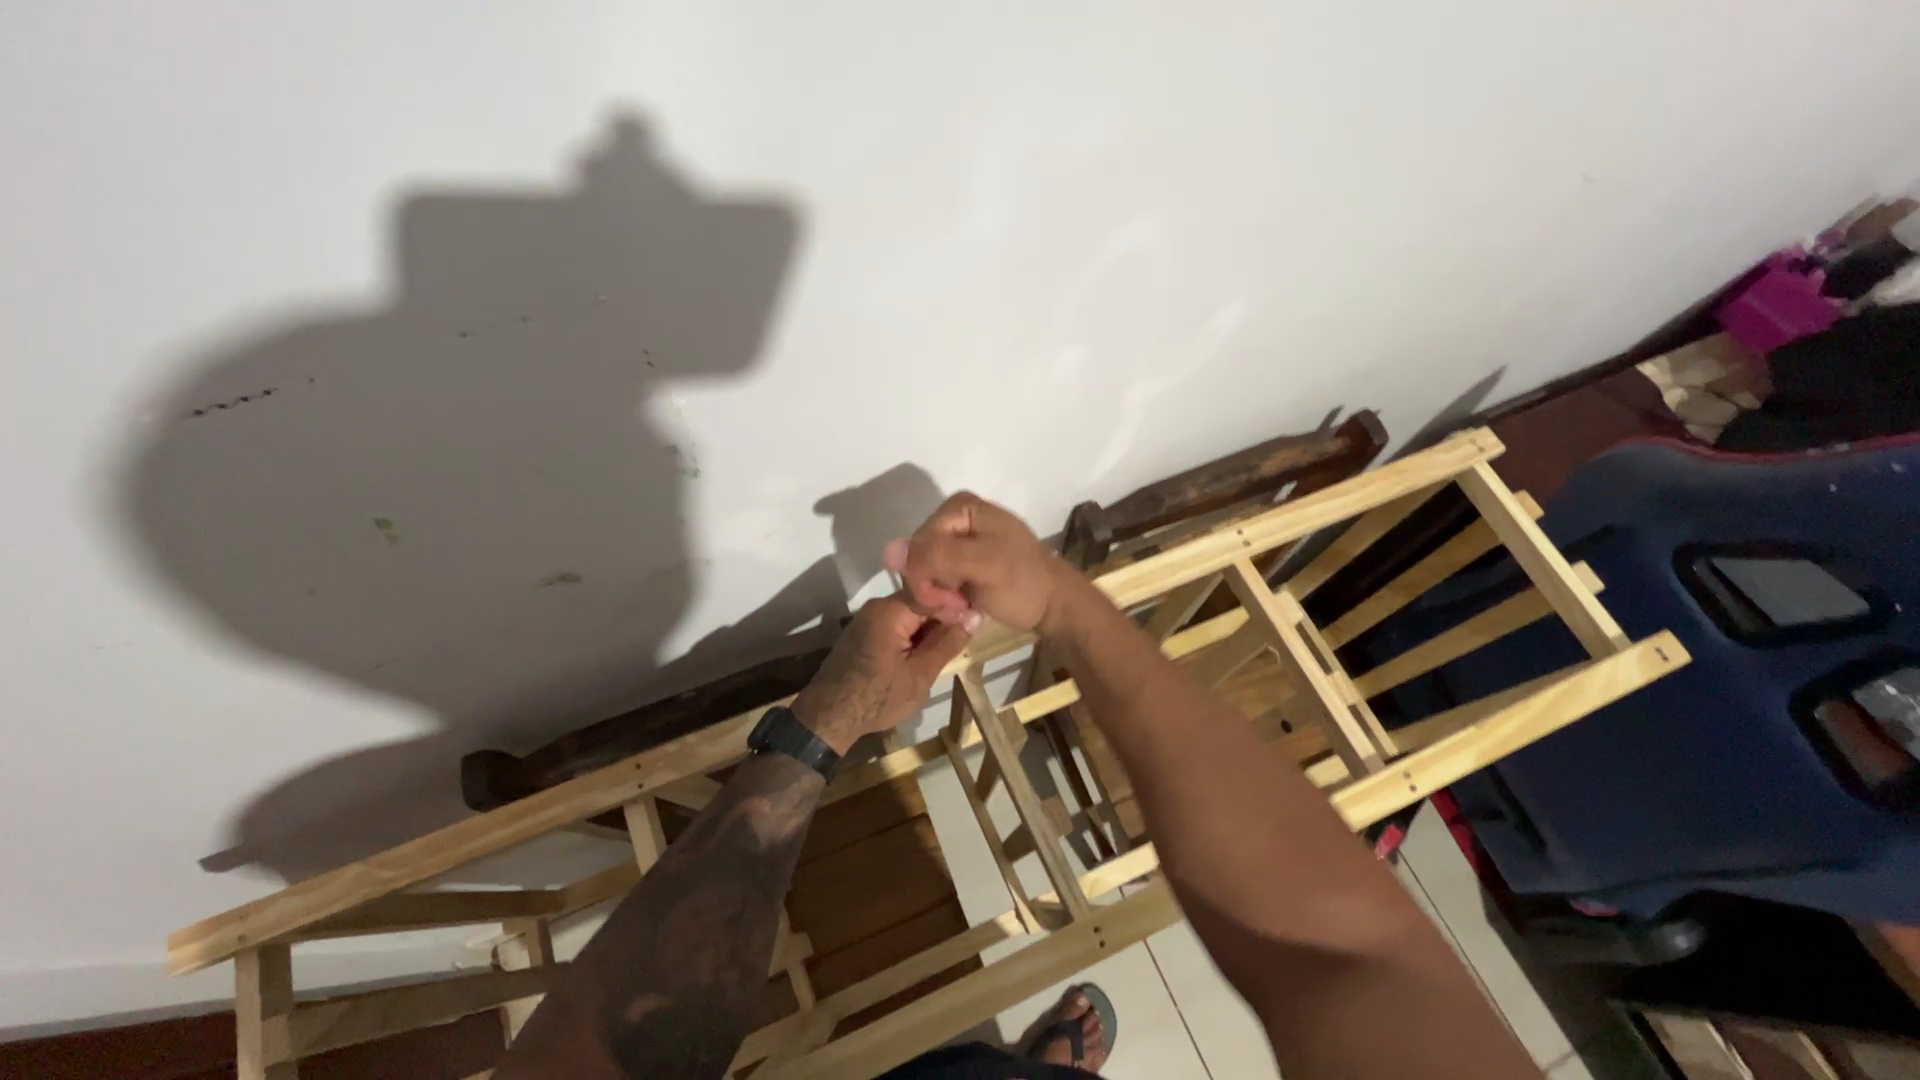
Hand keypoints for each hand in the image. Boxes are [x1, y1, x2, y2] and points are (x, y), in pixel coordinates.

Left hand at [789, 594, 970, 753]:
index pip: (936, 593)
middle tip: (969, 636)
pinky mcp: (865, 633)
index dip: (960, 606)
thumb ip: (948, 642)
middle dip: (945, 618)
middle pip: (922, 601)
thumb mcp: (920, 674)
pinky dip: (914, 636)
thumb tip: (976, 616)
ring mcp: (869, 618)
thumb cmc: (877, 697)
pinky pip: (897, 625)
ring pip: (911, 615)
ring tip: (953, 645)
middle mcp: (878, 606)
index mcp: (891, 610)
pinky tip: (927, 653)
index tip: (980, 618)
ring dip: (930, 629)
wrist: (828, 717)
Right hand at [883, 492, 1076, 634]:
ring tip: (964, 609)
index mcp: (960, 507)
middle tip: (958, 607)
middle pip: (917, 558)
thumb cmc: (1024, 584)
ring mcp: (958, 541)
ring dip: (940, 598)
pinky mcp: (962, 563)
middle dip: (934, 588)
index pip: (916, 544)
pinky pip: (936, 581)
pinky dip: (947, 599)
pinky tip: (965, 608)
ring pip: (924, 573)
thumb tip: (889, 550)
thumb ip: (939, 556)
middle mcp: (955, 518)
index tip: (950, 600)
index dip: (925, 576)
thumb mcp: (984, 566)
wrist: (1055, 606)